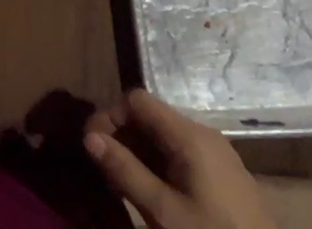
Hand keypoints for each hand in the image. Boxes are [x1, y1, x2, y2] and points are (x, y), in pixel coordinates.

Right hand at [84, 91, 273, 228]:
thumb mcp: (163, 211)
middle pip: (150, 116)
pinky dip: (157, 164)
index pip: (137, 100)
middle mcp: (203, 134)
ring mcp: (216, 154)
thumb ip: (125, 171)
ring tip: (122, 186)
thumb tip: (89, 137)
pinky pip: (180, 153)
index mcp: (190, 136)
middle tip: (104, 172)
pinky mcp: (222, 173)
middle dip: (121, 137)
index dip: (110, 116)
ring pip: (164, 136)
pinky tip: (151, 194)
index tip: (93, 147)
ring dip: (137, 153)